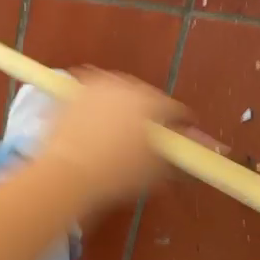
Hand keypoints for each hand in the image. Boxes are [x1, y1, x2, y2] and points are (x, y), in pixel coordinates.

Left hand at [41, 70, 185, 206]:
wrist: (67, 170)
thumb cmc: (115, 173)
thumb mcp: (155, 170)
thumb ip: (179, 155)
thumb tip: (192, 149)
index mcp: (153, 102)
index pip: (175, 111)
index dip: (179, 127)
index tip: (178, 139)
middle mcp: (128, 86)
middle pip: (146, 98)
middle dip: (147, 114)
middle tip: (143, 136)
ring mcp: (98, 85)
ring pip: (118, 93)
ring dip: (121, 107)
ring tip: (115, 131)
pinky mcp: (73, 91)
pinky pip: (91, 95)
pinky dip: (94, 105)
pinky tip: (91, 123)